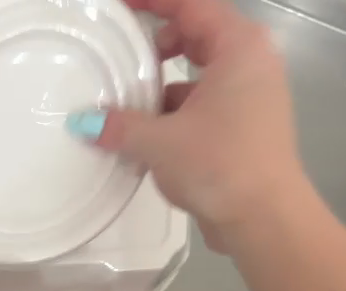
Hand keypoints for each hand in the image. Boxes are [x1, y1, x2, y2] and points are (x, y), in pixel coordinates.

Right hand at [94, 0, 311, 251]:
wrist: (262, 214)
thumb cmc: (218, 164)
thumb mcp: (160, 142)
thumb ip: (120, 126)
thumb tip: (83, 121)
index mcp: (238, 47)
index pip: (192, 6)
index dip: (155, 1)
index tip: (121, 3)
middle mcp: (250, 61)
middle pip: (197, 35)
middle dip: (157, 45)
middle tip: (121, 59)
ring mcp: (249, 94)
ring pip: (197, 75)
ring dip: (161, 86)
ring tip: (125, 104)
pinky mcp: (243, 125)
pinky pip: (201, 104)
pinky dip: (173, 112)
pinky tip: (145, 135)